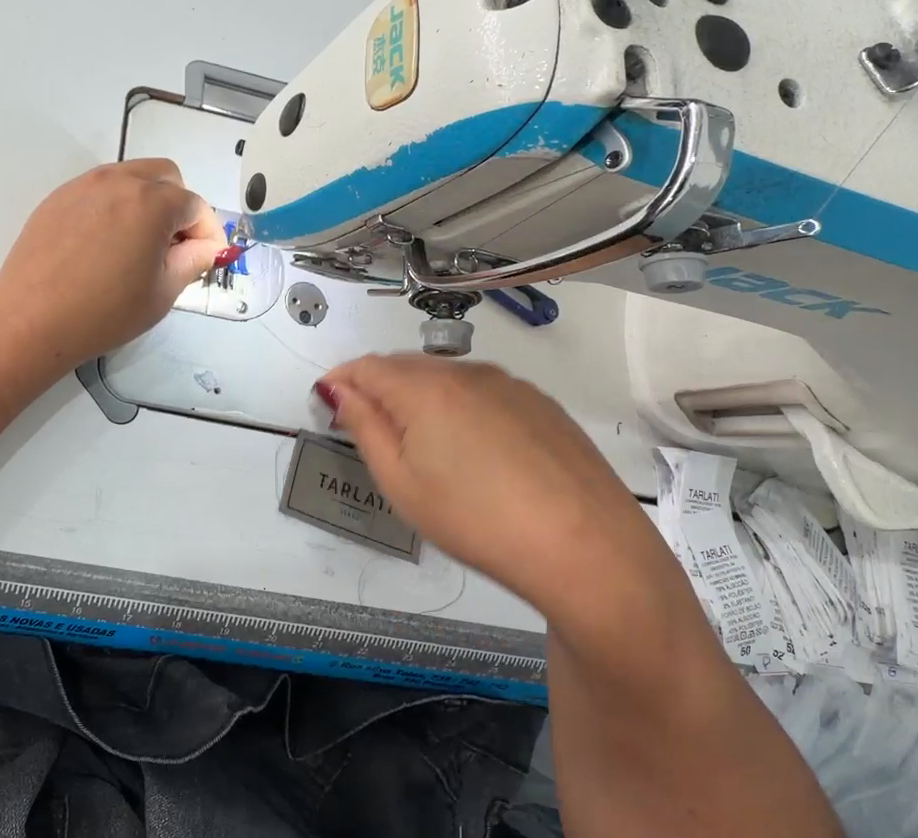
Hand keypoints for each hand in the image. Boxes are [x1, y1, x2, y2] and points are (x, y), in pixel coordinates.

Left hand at [0, 159, 221, 364]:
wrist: (30, 320)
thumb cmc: (103, 312)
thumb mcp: (162, 293)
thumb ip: (192, 261)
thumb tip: (205, 245)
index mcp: (152, 202)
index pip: (194, 205)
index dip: (206, 232)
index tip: (204, 257)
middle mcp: (117, 181)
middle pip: (164, 176)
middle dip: (177, 205)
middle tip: (172, 245)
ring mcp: (82, 186)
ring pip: (128, 177)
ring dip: (144, 200)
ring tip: (136, 243)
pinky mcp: (56, 199)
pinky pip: (96, 190)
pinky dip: (110, 206)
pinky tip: (101, 244)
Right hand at [315, 354, 664, 606]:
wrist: (590, 551)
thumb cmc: (477, 521)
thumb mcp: (400, 482)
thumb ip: (363, 426)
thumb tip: (338, 389)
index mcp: (426, 388)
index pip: (365, 366)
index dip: (340, 382)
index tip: (327, 408)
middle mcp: (468, 373)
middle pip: (405, 366)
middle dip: (377, 389)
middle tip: (369, 434)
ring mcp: (512, 387)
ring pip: (446, 378)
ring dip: (419, 398)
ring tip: (422, 448)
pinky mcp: (544, 407)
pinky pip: (484, 393)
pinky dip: (461, 408)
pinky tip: (472, 454)